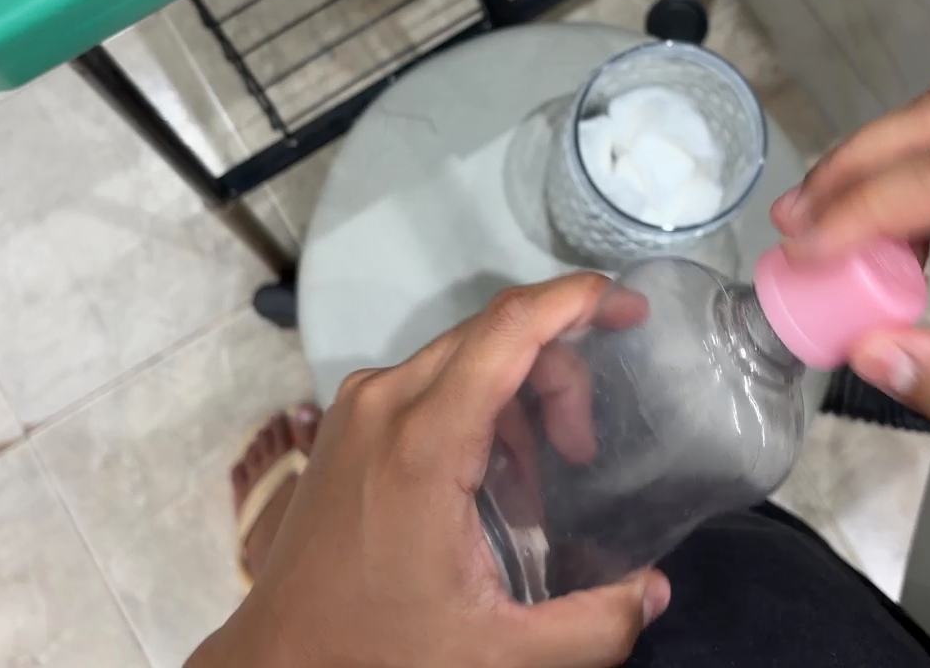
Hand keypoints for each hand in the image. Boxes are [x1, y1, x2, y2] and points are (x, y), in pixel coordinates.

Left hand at [201, 274, 670, 667]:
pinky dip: (481, 404)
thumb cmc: (379, 653)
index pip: (508, 329)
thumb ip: (592, 626)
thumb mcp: (495, 656)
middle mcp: (388, 396)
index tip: (627, 303)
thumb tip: (656, 588)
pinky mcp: (353, 414)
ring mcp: (364, 399)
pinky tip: (491, 473)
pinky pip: (435, 377)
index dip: (573, 299)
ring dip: (520, 393)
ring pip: (467, 353)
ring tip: (539, 477)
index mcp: (424, 440)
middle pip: (496, 335)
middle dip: (559, 370)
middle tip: (585, 445)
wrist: (273, 665)